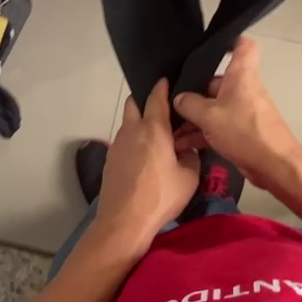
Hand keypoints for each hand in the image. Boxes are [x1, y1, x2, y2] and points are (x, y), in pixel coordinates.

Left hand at [93, 79, 199, 248]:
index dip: (162, 86)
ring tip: (157, 135)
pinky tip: (146, 155)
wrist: (125, 221)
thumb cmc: (161, 195)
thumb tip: (187, 149)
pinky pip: (124, 141)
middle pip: (134, 103)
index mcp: (153, 128)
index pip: (156, 97)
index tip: (167, 80)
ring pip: (128, 123)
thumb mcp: (189, 177)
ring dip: (140, 122)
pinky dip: (134, 140)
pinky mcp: (111, 160)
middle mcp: (132, 130)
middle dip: (145, 100)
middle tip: (162, 108)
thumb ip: (191, 156)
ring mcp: (117, 144)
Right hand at [172, 38, 301, 191]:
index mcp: (241, 76)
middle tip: (169, 104)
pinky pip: (217, 126)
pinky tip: (182, 145)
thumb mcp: (209, 116)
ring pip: (213, 108)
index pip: (243, 46)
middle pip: (216, 82)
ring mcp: (243, 111)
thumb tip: (179, 99)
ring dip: (193, 119)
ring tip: (170, 131)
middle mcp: (243, 89)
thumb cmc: (244, 132)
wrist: (275, 166)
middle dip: (192, 94)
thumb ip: (189, 104)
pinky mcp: (242, 131)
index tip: (213, 46)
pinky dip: (201, 133)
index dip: (230, 41)